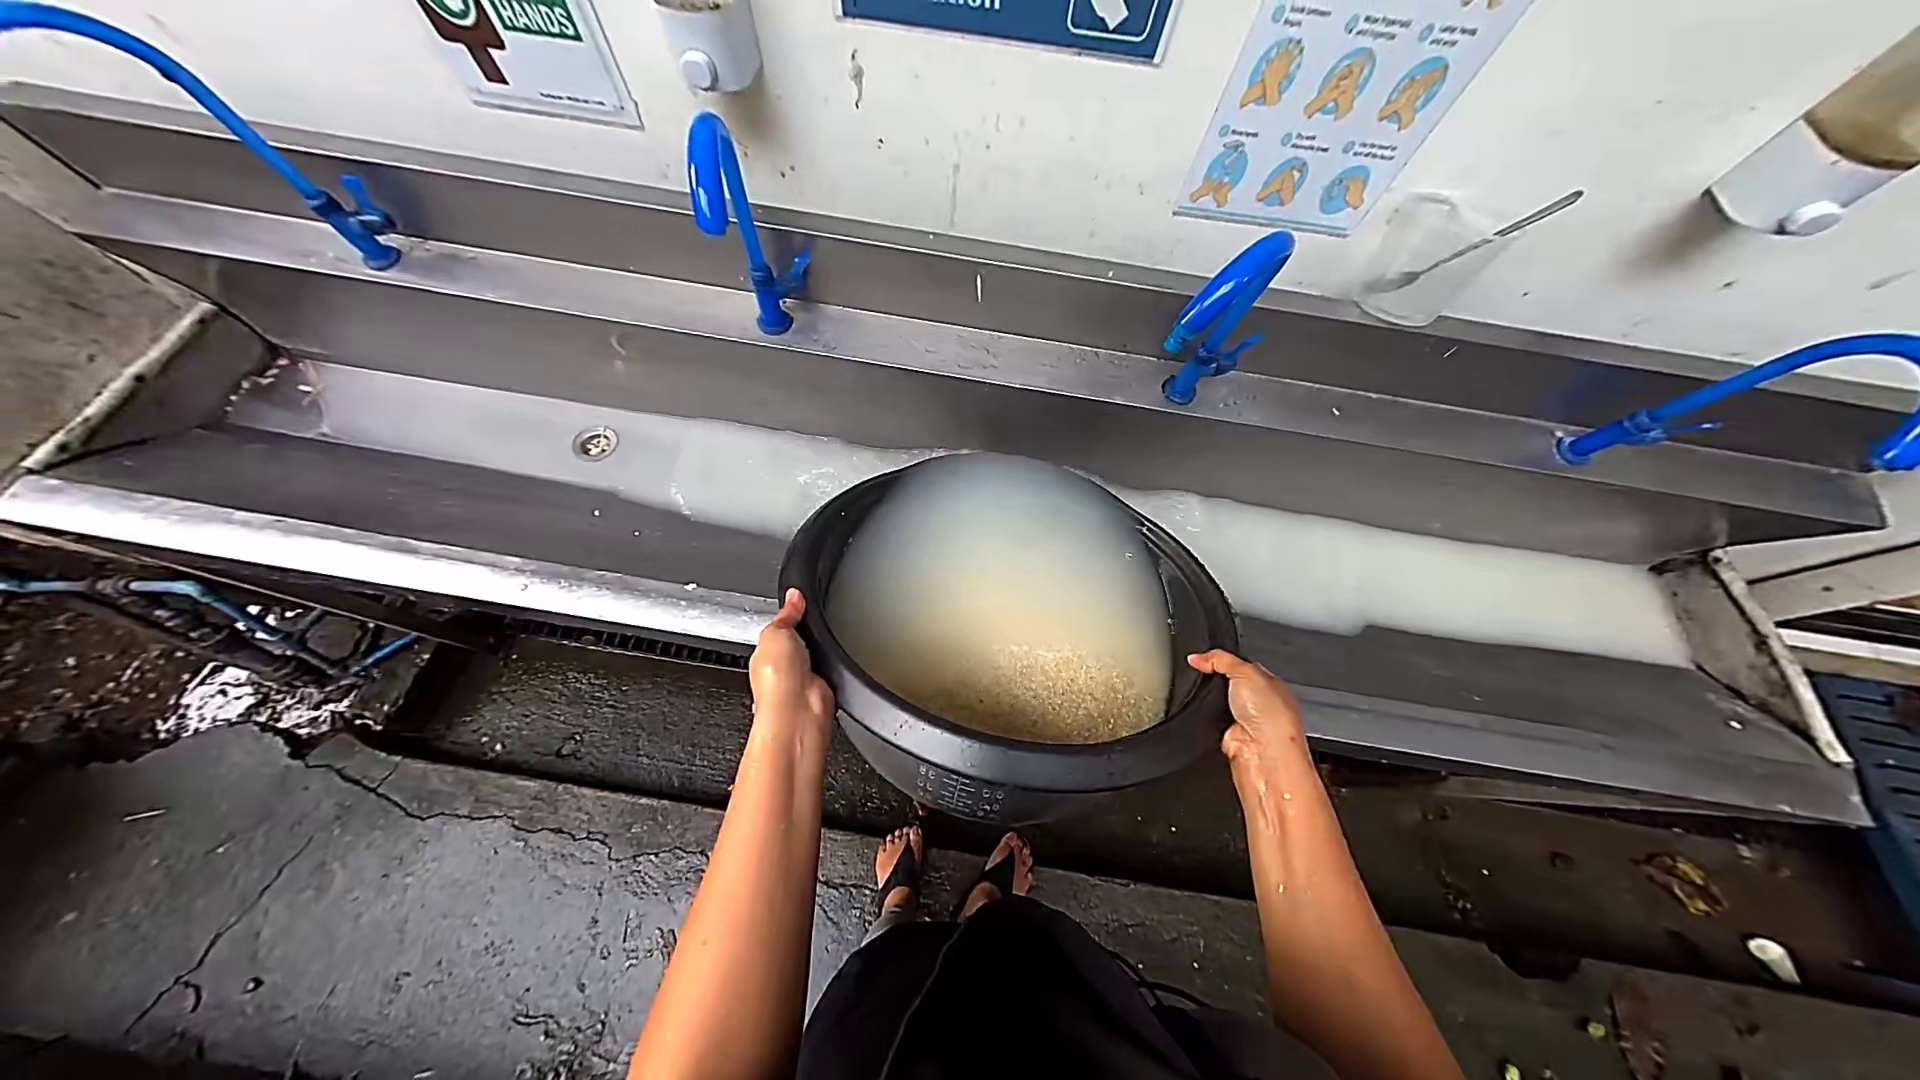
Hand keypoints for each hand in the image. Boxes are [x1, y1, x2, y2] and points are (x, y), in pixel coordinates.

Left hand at [750, 588, 834, 734]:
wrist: (798, 711)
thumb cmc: (776, 681)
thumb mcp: (776, 632)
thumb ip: (785, 614)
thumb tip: (793, 596)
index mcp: (765, 655)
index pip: (779, 629)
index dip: (791, 616)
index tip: (801, 602)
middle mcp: (782, 670)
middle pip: (800, 642)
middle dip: (808, 634)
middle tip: (814, 625)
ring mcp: (803, 680)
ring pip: (817, 655)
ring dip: (822, 651)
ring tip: (822, 646)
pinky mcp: (823, 689)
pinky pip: (832, 669)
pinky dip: (834, 665)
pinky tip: (831, 663)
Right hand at [1188, 649, 1304, 769]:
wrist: (1264, 751)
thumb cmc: (1273, 717)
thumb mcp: (1246, 671)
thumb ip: (1221, 659)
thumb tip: (1197, 657)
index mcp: (1270, 684)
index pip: (1242, 665)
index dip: (1223, 660)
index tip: (1205, 657)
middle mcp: (1258, 703)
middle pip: (1226, 683)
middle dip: (1215, 681)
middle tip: (1208, 677)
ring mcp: (1243, 720)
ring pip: (1215, 701)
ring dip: (1210, 701)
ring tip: (1214, 700)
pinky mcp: (1227, 735)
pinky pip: (1208, 718)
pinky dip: (1205, 716)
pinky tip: (1210, 714)